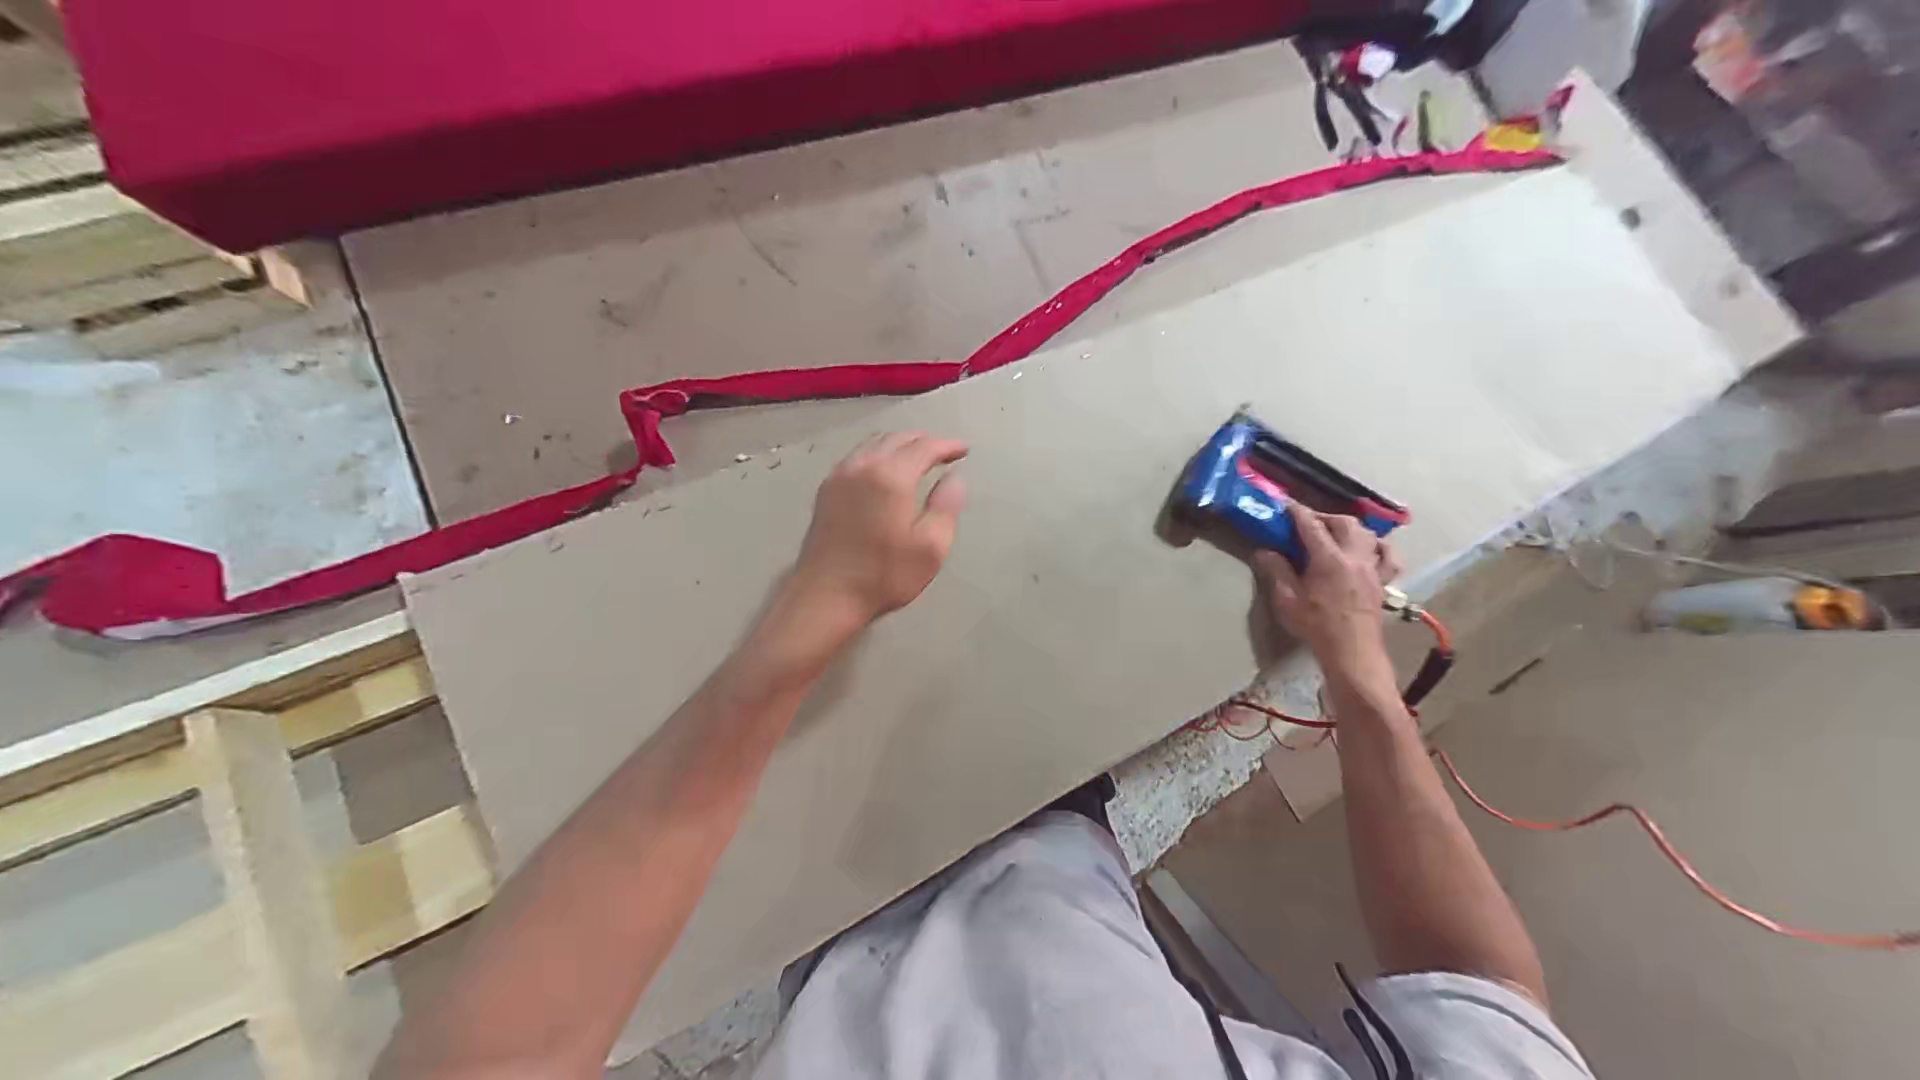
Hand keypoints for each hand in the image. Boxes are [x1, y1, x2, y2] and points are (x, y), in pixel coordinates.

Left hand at [791, 431, 968, 623]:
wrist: (826, 595)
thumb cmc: (884, 574)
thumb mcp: (931, 547)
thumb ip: (946, 506)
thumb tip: (954, 478)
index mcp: (891, 476)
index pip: (924, 447)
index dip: (947, 445)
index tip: (964, 449)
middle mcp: (863, 466)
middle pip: (897, 438)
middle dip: (924, 440)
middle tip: (944, 451)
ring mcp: (840, 476)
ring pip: (874, 444)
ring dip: (899, 444)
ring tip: (917, 456)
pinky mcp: (826, 490)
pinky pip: (857, 457)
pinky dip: (878, 453)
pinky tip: (884, 469)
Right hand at [1252, 503, 1401, 674]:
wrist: (1352, 652)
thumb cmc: (1316, 626)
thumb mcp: (1287, 600)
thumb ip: (1276, 571)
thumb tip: (1264, 551)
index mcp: (1329, 560)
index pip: (1312, 526)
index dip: (1297, 512)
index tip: (1285, 505)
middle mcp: (1355, 558)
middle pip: (1345, 523)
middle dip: (1324, 517)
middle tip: (1306, 522)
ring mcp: (1373, 569)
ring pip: (1368, 534)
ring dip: (1349, 528)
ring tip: (1334, 533)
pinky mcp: (1382, 582)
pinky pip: (1388, 556)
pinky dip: (1378, 546)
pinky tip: (1368, 550)